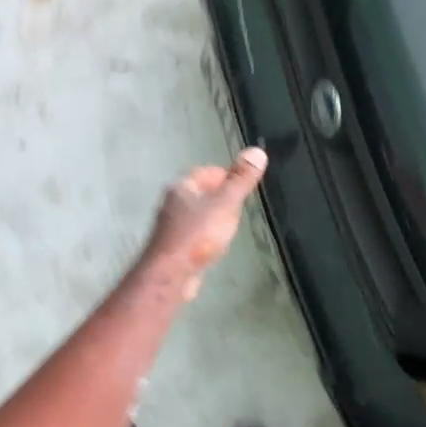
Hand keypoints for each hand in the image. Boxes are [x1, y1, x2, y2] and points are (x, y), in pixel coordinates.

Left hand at [140, 147, 268, 291]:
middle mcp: (171, 204)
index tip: (241, 181)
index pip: (204, 172)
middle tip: (238, 201)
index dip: (224, 174)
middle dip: (217, 194)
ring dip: (211, 215)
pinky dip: (204, 234)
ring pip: (194, 214)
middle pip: (198, 192)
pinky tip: (213, 244)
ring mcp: (169, 227)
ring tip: (230, 222)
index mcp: (181, 188)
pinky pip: (192, 234)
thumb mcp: (225, 204)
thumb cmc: (197, 235)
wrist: (170, 275)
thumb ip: (240, 180)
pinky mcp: (171, 248)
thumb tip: (257, 151)